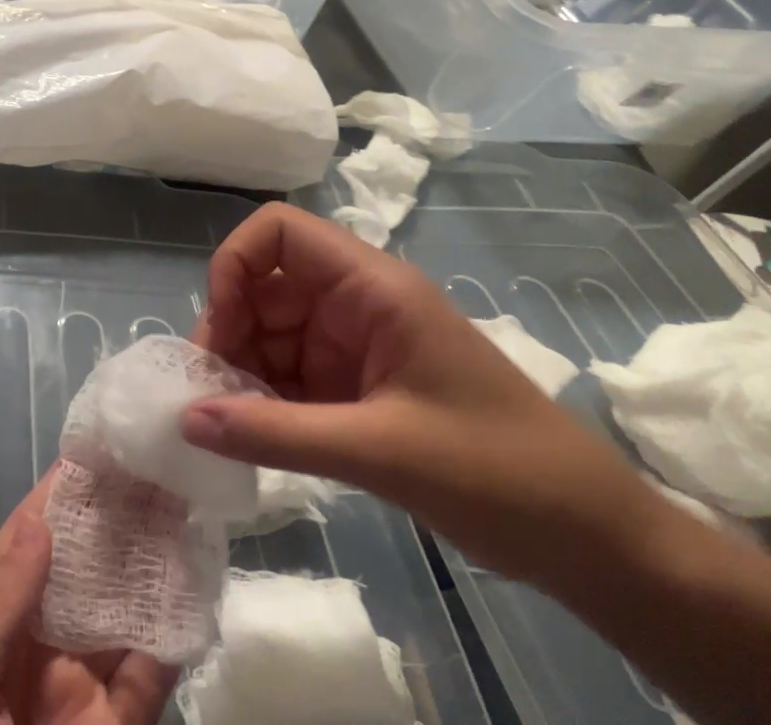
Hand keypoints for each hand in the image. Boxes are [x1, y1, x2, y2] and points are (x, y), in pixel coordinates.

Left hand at [0, 472, 176, 724]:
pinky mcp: (120, 723)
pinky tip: (198, 576)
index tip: (100, 447)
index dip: (62, 495)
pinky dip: (177, 626)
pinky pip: (154, 669)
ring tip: (185, 498)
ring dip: (153, 557)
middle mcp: (37, 638)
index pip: (28, 543)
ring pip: (124, 606)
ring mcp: (81, 681)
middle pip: (84, 567)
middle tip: (158, 461)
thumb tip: (41, 521)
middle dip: (118, 517)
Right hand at [182, 201, 670, 583]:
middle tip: (208, 398)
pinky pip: (287, 380)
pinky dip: (261, 404)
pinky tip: (252, 442)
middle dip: (227, 333)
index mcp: (375, 290)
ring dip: (240, 374)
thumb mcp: (379, 451)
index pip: (280, 232)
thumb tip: (182, 419)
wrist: (588, 538)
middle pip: (263, 288)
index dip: (234, 265)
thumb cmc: (498, 473)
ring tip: (227, 429)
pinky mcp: (356, 392)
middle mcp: (358, 306)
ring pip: (269, 337)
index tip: (221, 331)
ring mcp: (356, 350)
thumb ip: (274, 432)